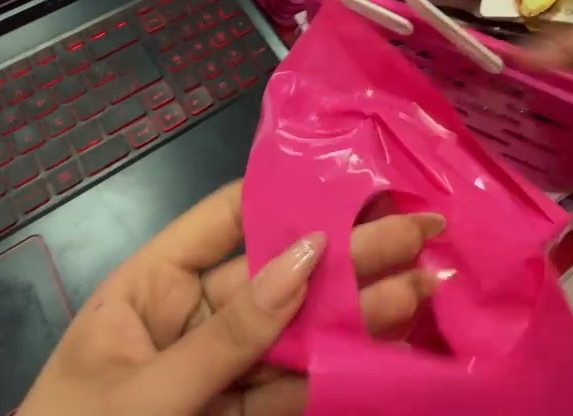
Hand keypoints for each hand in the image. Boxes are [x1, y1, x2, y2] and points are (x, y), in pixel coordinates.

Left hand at [18, 181, 443, 415]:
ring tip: (426, 285)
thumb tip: (306, 251)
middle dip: (348, 251)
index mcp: (150, 287)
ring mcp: (219, 373)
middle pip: (278, 275)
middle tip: (422, 230)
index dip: (290, 195)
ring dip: (360, 309)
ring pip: (297, 332)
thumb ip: (231, 331)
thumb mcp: (146, 393)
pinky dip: (340, 367)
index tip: (357, 180)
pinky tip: (388, 341)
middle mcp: (191, 318)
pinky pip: (293, 387)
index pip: (226, 219)